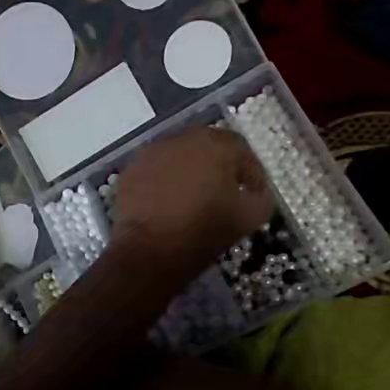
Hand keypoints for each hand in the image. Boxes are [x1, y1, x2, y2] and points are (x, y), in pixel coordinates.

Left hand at [108, 126, 271, 278]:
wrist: (150, 250)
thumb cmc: (204, 229)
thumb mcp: (248, 217)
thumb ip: (261, 198)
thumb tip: (255, 194)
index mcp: (214, 144)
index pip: (240, 150)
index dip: (250, 173)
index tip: (252, 193)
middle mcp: (180, 140)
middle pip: (206, 150)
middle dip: (218, 170)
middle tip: (224, 194)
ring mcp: (149, 155)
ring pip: (177, 160)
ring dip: (188, 175)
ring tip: (192, 200)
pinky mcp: (128, 173)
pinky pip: (154, 174)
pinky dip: (162, 184)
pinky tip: (166, 205)